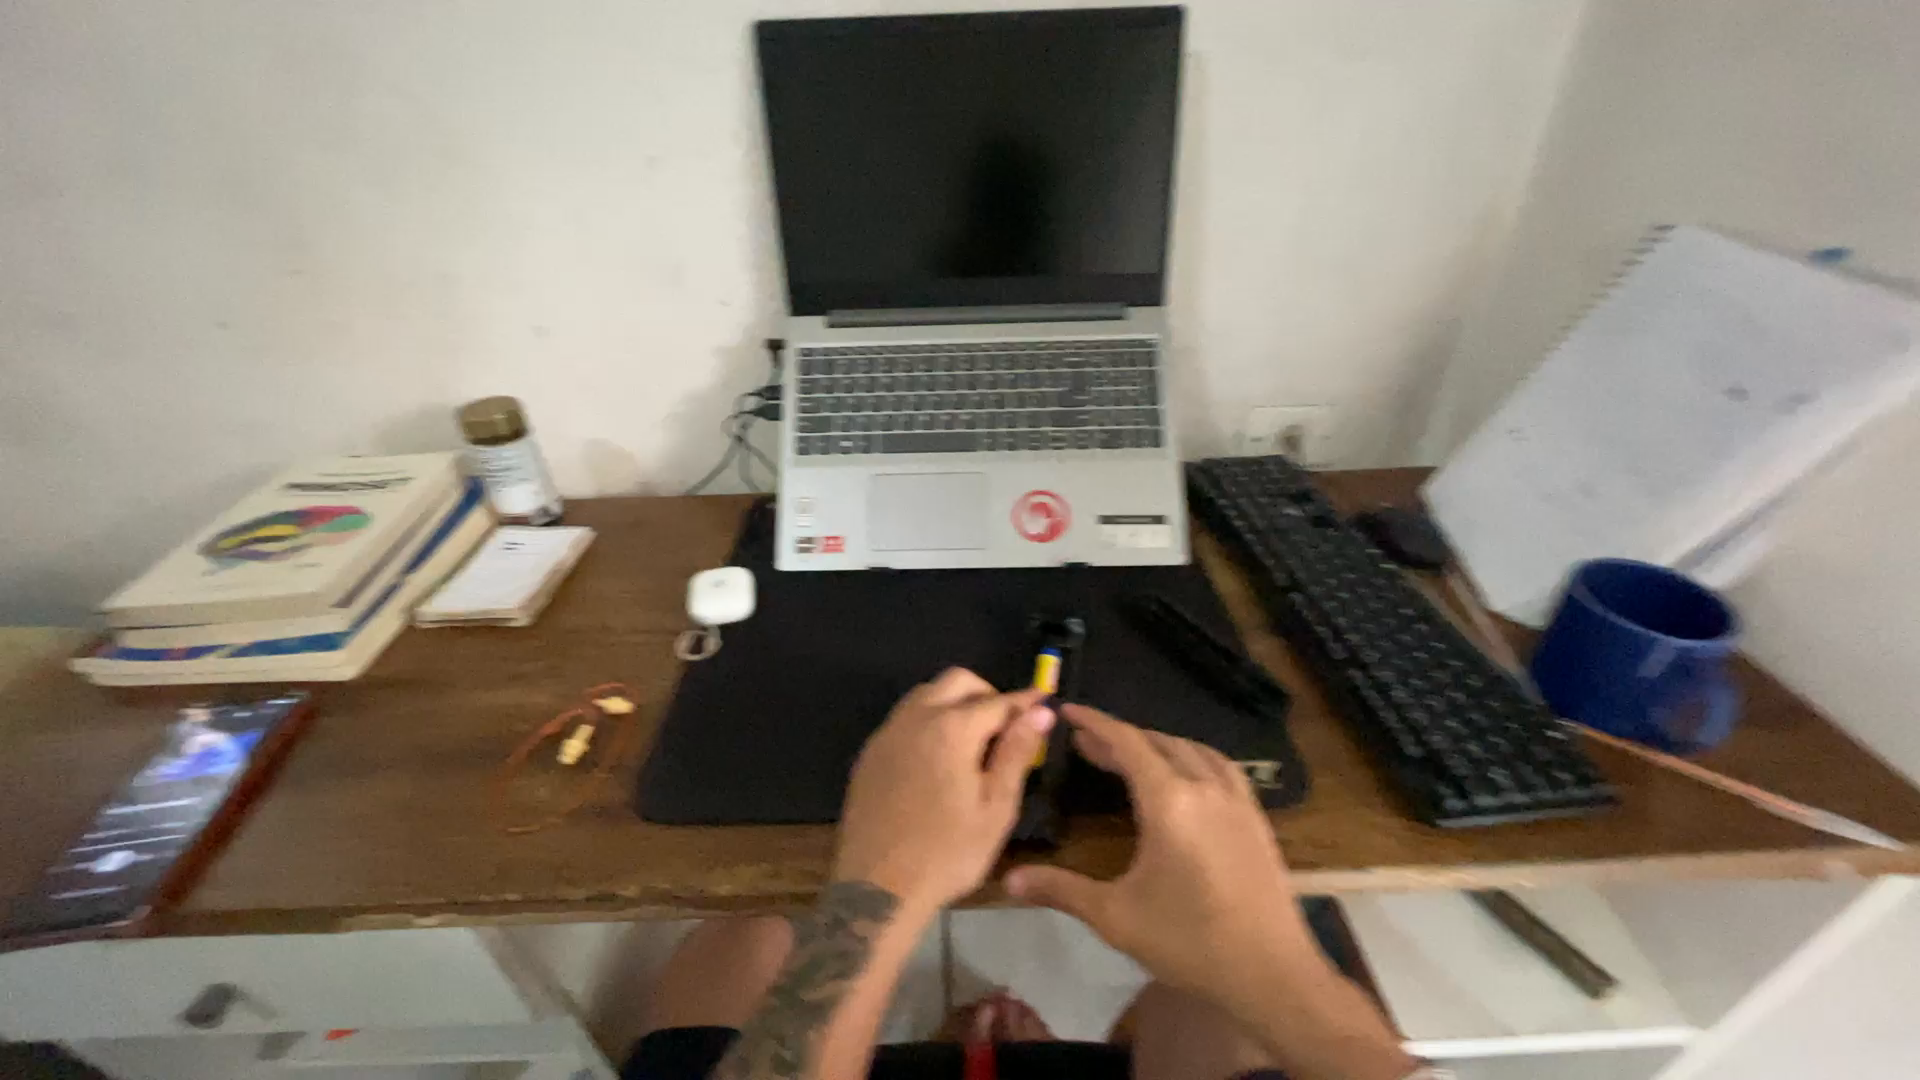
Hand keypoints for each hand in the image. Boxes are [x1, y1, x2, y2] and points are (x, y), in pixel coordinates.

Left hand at [834, 669, 1053, 915]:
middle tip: (1005, 725)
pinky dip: (928, 720)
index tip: (1044, 699)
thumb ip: (1016, 752)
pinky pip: (905, 718)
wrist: (877, 887)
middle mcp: (916, 718)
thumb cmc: (947, 853)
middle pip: (956, 681)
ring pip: (926, 694)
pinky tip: (938, 756)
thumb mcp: (995, 807)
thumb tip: (1040, 710)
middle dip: (987, 692)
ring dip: (954, 702)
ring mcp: (888, 733)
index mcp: (951, 728)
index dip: (1024, 701)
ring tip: (973, 740)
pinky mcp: (870, 752)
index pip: (998, 701)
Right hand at [1003, 705, 1326, 1011]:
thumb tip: (1009, 880)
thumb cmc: (1189, 942)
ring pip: (1190, 750)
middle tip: (1085, 743)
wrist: (1273, 975)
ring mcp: (1236, 800)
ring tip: (1129, 755)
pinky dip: (1191, 756)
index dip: (1095, 723)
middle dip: (1119, 737)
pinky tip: (1185, 775)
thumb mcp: (1115, 916)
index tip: (1068, 711)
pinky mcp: (1255, 817)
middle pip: (1157, 742)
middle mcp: (1204, 787)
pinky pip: (1219, 766)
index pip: (1127, 742)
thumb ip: (1062, 890)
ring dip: (1156, 744)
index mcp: (1168, 801)